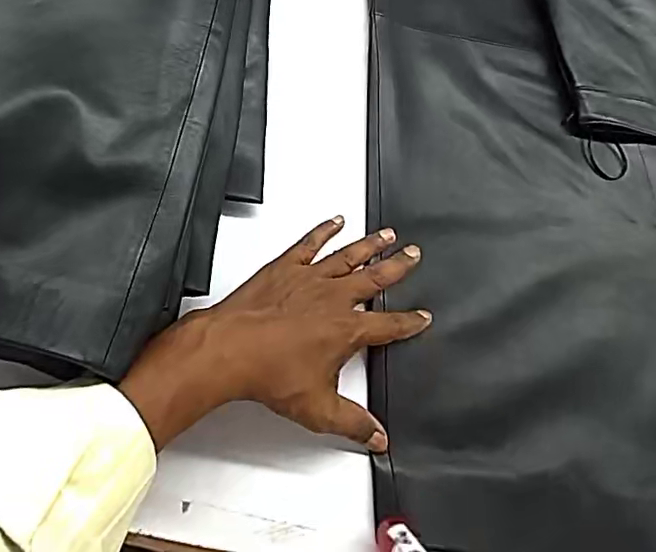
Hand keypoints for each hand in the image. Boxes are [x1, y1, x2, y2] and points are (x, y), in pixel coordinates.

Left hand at [118, 217, 430, 452]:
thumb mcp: (318, 409)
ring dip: (370, 244)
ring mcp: (309, 277)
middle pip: (374, 278)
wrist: (232, 347)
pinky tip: (336, 221)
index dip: (409, 322)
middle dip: (398, 266)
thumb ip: (352, 422)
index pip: (387, 326)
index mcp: (345, 330)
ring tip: (387, 234)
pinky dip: (325, 230)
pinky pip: (311, 242)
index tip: (423, 315)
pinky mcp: (286, 265)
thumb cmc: (268, 371)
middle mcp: (332, 298)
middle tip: (413, 254)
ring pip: (348, 255)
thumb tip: (375, 434)